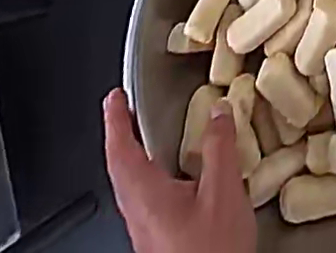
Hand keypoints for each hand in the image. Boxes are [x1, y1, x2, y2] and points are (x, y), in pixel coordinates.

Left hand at [103, 88, 255, 252]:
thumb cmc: (211, 251)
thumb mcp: (222, 192)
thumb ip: (219, 147)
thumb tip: (217, 110)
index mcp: (145, 196)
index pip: (120, 151)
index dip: (116, 121)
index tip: (113, 98)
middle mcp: (139, 214)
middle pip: (121, 169)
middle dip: (124, 137)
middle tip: (130, 112)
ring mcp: (148, 231)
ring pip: (135, 186)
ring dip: (140, 156)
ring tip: (157, 137)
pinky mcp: (160, 242)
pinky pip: (151, 198)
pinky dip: (159, 174)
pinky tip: (183, 175)